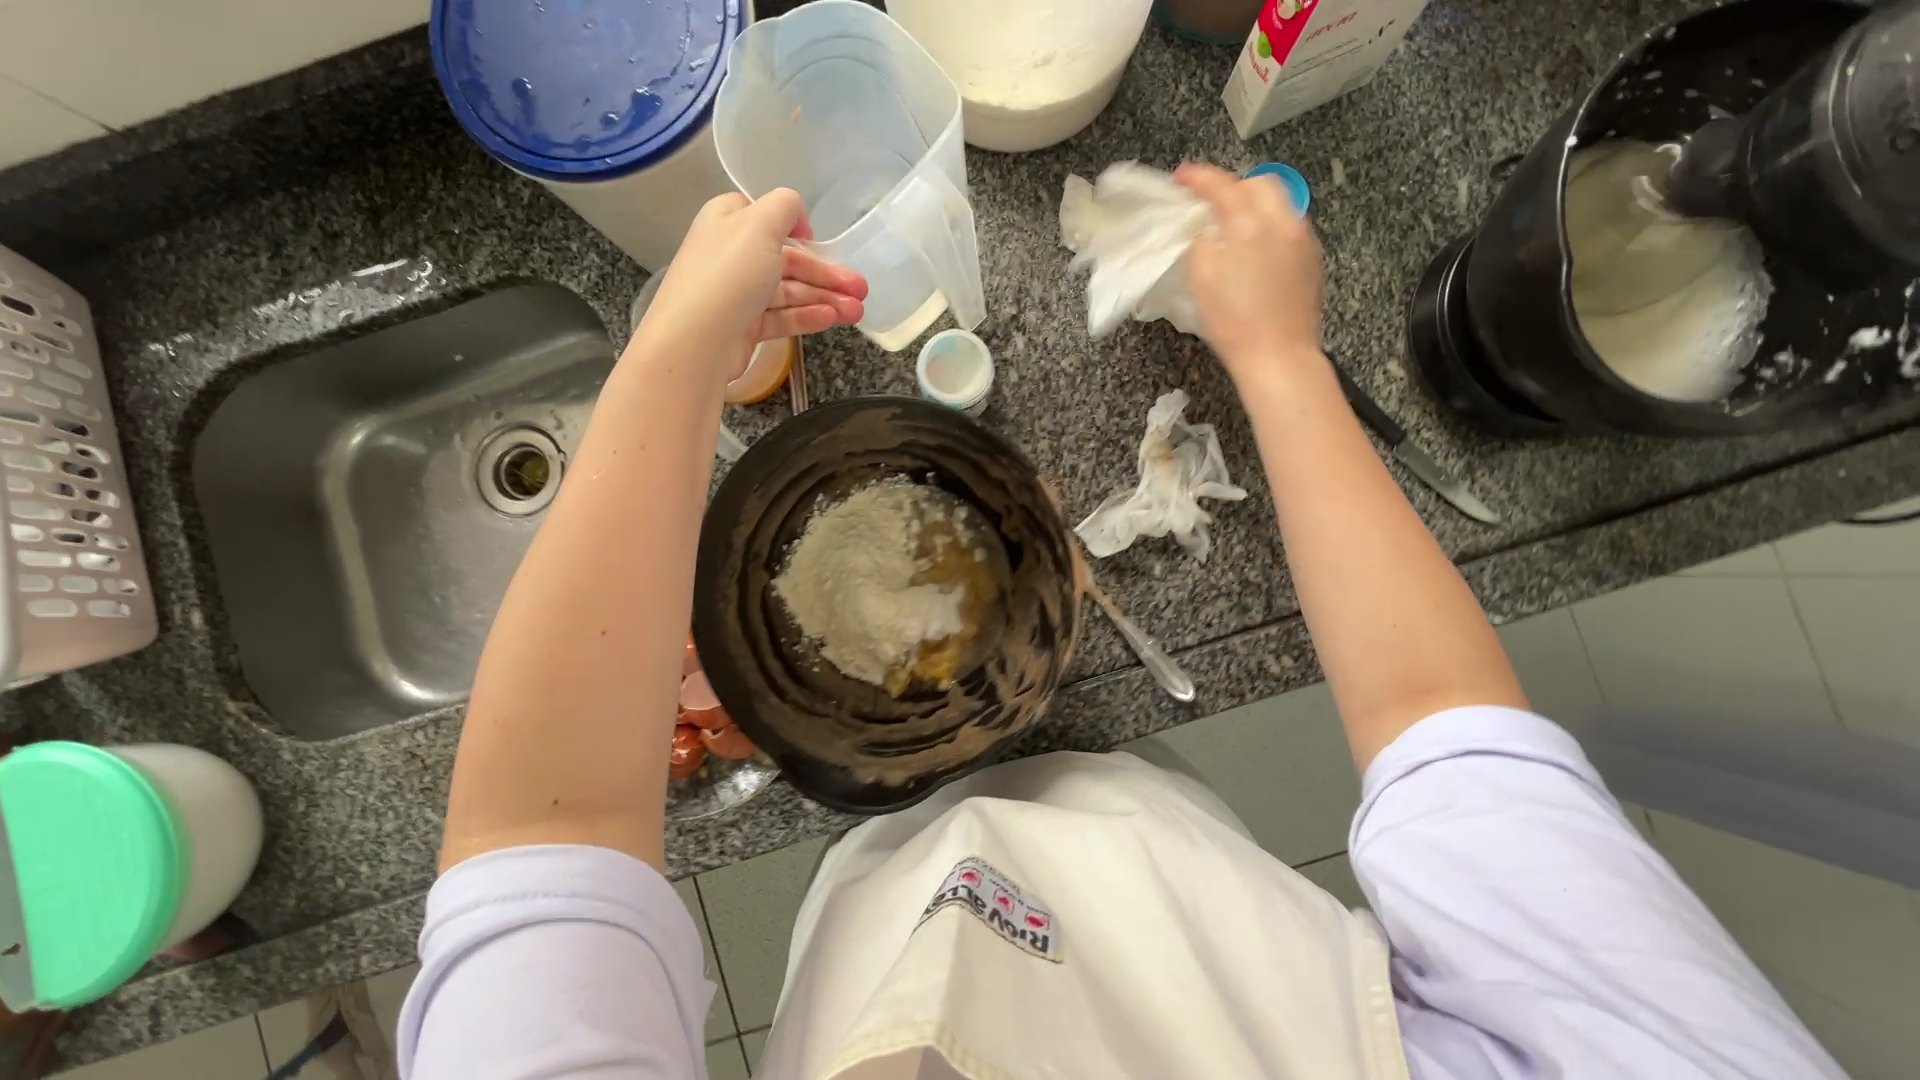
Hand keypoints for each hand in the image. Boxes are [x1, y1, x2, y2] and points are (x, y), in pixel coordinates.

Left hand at [637, 189, 867, 381]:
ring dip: (825, 299)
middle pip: (786, 260)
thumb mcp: (759, 223)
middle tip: (861, 289)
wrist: (696, 342)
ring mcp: (737, 294)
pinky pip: (781, 317)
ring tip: (856, 312)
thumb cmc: (729, 275)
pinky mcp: (743, 328)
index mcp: (728, 222)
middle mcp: (730, 255)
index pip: (765, 216)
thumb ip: (785, 207)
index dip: (795, 226)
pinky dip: (807, 317)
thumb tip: (797, 217)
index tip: (819, 240)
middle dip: (826, 274)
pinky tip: (832, 319)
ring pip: (789, 292)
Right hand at [1175, 163, 1326, 385]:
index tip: (1181, 177)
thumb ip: (1202, 244)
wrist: (1279, 357)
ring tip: (1234, 225)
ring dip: (1254, 204)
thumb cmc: (1235, 324)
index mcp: (1250, 226)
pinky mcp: (1313, 259)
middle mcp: (1283, 223)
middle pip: (1259, 183)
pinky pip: (1291, 226)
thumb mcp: (1202, 281)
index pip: (1222, 186)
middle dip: (1232, 185)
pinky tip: (1257, 248)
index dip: (1198, 178)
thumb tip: (1206, 229)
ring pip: (1280, 202)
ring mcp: (1303, 240)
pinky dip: (1271, 225)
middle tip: (1209, 202)